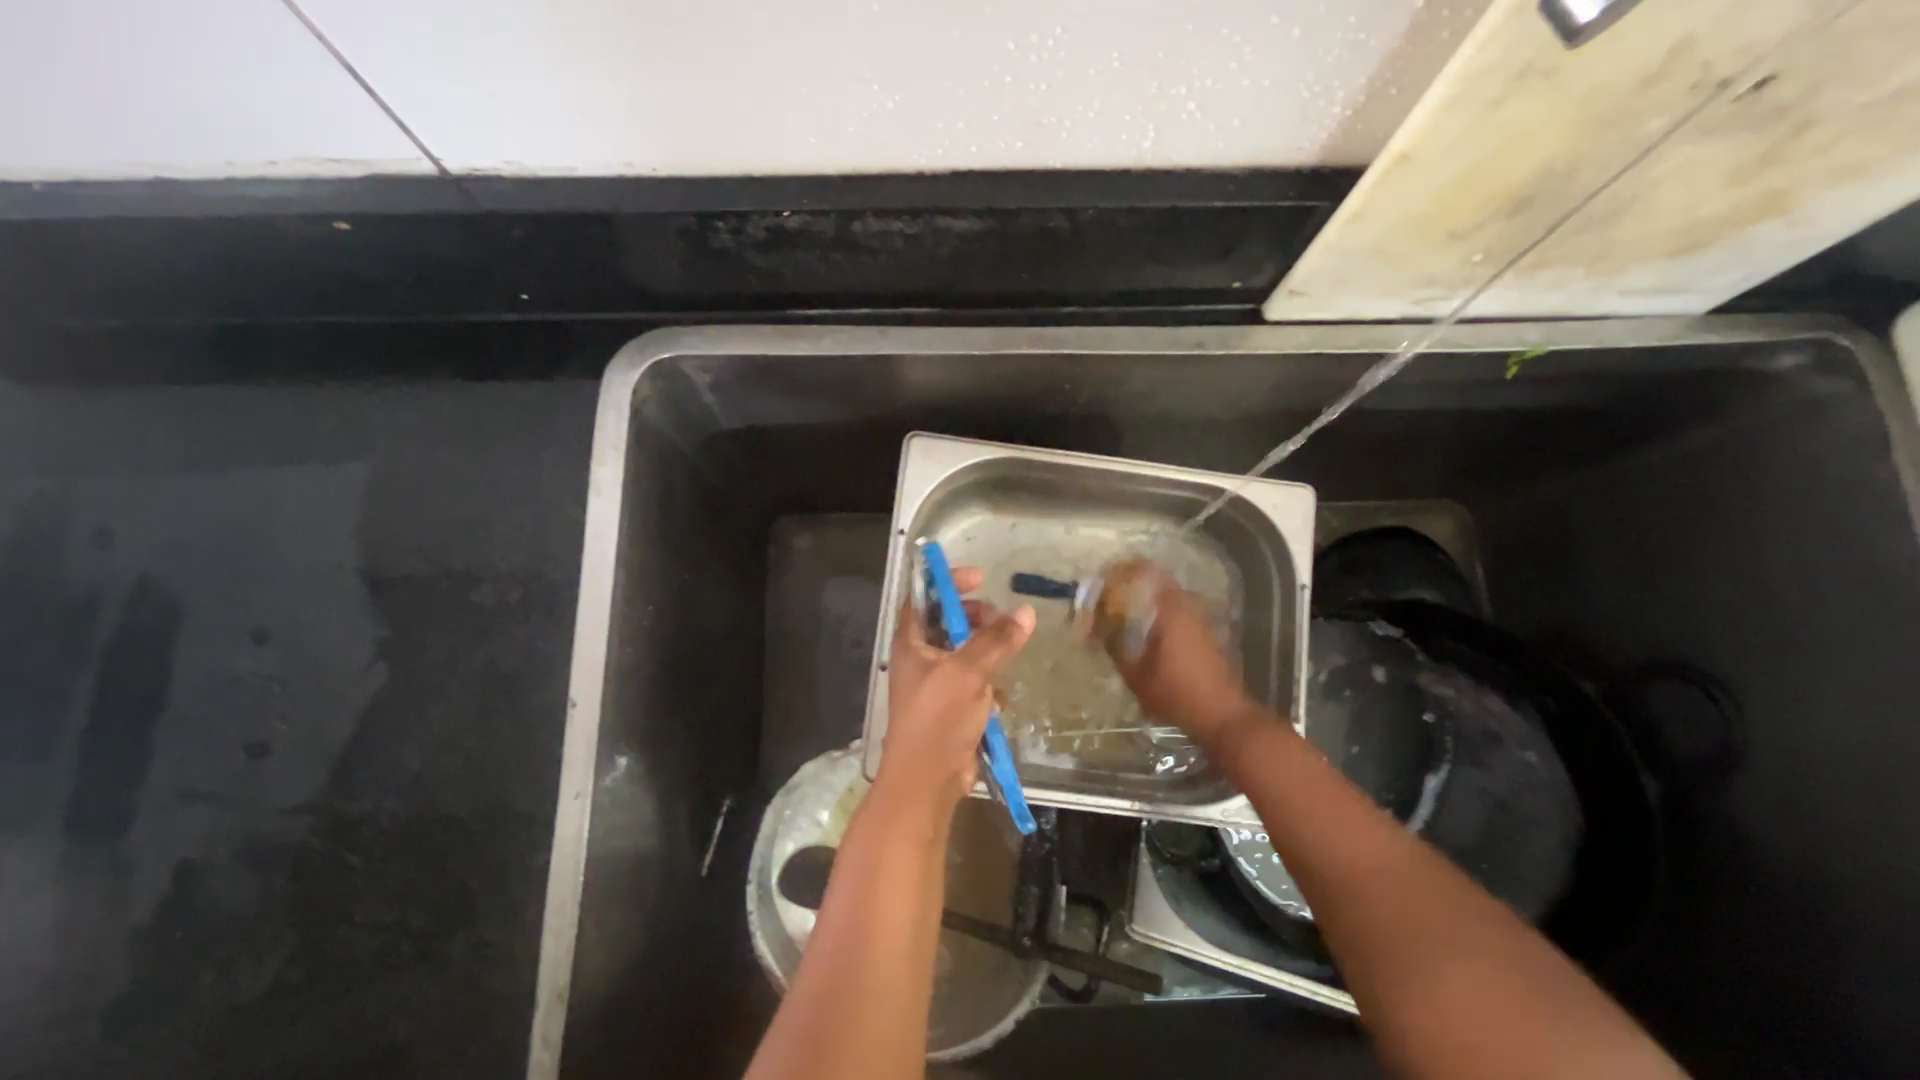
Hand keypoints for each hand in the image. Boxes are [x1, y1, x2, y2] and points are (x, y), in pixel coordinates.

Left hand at [881, 566, 1035, 805]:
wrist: (927, 780)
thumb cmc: (937, 719)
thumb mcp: (968, 673)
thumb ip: (996, 641)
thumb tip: (1026, 612)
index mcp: (911, 642)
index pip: (923, 596)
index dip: (947, 582)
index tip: (980, 578)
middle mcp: (920, 658)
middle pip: (949, 622)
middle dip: (977, 620)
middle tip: (1000, 622)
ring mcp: (937, 684)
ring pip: (968, 654)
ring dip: (989, 657)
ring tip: (1002, 665)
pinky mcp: (954, 708)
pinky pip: (977, 685)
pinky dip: (990, 688)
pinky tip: (998, 702)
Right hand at [1091, 559, 1258, 748]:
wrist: (1221, 715)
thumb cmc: (1176, 693)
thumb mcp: (1135, 672)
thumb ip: (1113, 643)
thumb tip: (1094, 625)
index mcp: (1169, 606)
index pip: (1140, 570)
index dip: (1114, 574)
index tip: (1096, 589)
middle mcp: (1186, 603)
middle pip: (1149, 582)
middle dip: (1122, 591)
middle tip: (1101, 610)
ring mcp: (1197, 616)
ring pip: (1159, 598)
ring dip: (1137, 606)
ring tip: (1115, 626)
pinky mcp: (1202, 631)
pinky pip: (1170, 612)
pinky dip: (1152, 618)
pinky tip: (1138, 640)